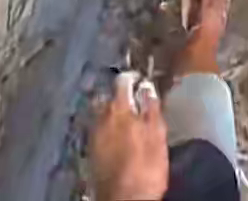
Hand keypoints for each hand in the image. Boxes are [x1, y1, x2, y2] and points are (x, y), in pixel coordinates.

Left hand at [87, 71, 168, 200]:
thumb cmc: (145, 167)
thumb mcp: (157, 136)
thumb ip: (152, 108)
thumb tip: (147, 87)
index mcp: (118, 108)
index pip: (122, 81)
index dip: (132, 78)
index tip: (141, 81)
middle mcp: (101, 116)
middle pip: (109, 97)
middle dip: (120, 98)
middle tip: (133, 105)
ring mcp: (93, 135)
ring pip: (102, 114)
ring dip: (112, 115)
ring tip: (124, 123)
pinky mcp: (90, 153)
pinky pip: (98, 132)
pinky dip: (106, 131)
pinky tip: (115, 139)